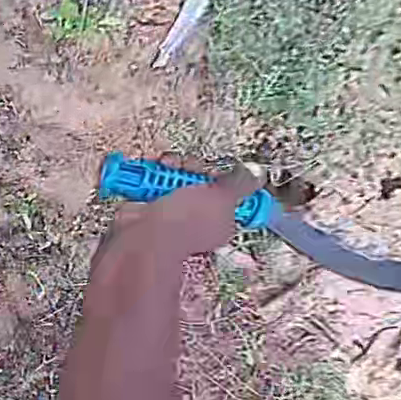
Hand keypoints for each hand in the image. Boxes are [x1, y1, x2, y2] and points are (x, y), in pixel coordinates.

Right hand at [105, 163, 261, 258]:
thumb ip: (240, 184)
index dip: (221, 177)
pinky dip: (149, 174)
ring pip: (173, 180)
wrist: (144, 233)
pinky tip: (151, 171)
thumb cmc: (185, 223)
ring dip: (169, 169)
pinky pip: (150, 183)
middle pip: (198, 183)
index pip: (225, 195)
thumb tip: (256, 173)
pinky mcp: (145, 207)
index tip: (218, 169)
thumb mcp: (223, 198)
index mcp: (220, 222)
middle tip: (188, 167)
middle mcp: (194, 219)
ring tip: (166, 166)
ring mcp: (168, 213)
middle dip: (192, 169)